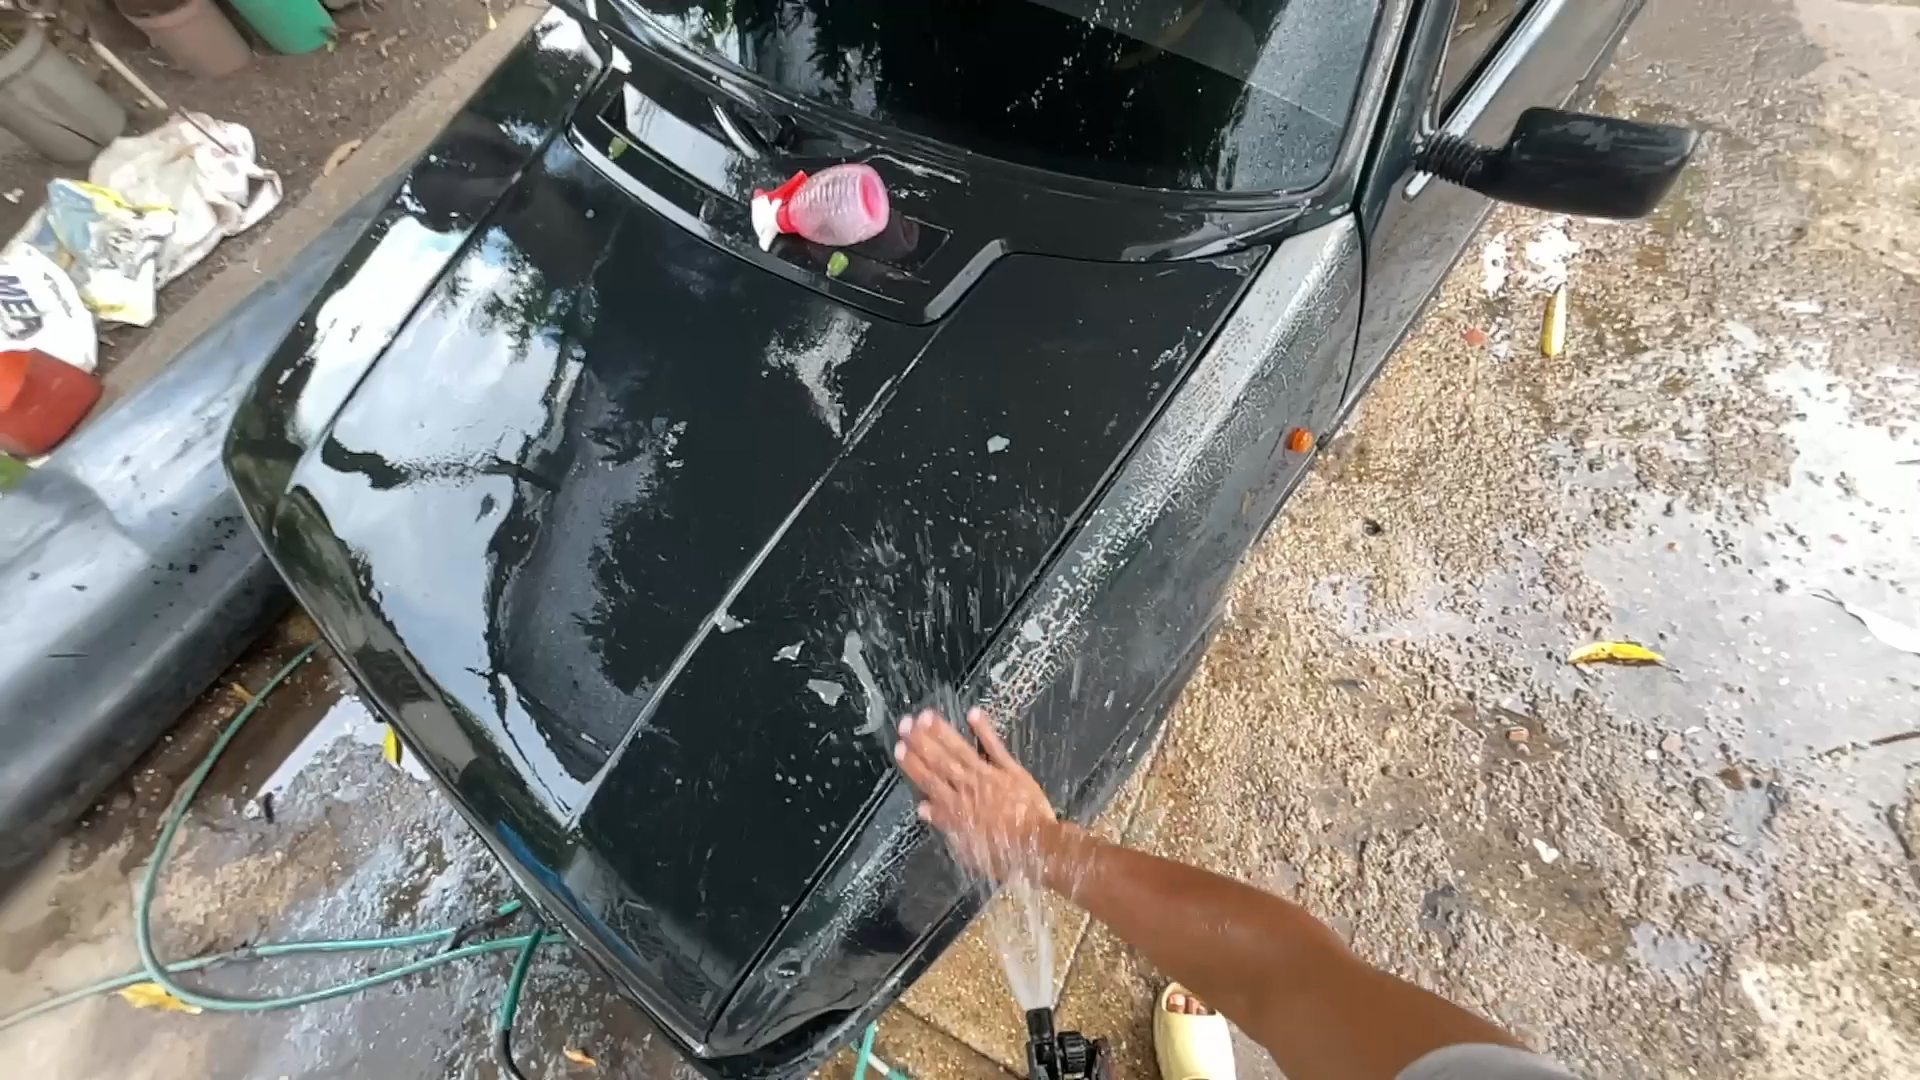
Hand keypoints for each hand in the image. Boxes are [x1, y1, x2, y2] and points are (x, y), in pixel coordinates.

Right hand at [894, 707, 1058, 881]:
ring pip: (961, 751)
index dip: (913, 764)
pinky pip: (994, 747)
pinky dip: (984, 730)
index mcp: (957, 808)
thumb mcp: (968, 848)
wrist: (1038, 847)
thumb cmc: (1003, 853)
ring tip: (926, 715)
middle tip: (906, 723)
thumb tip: (923, 807)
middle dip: (921, 742)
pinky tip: (973, 713)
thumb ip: (945, 823)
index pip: (929, 781)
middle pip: (941, 761)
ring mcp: (989, 776)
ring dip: (943, 732)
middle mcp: (969, 788)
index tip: (899, 747)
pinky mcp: (1010, 770)